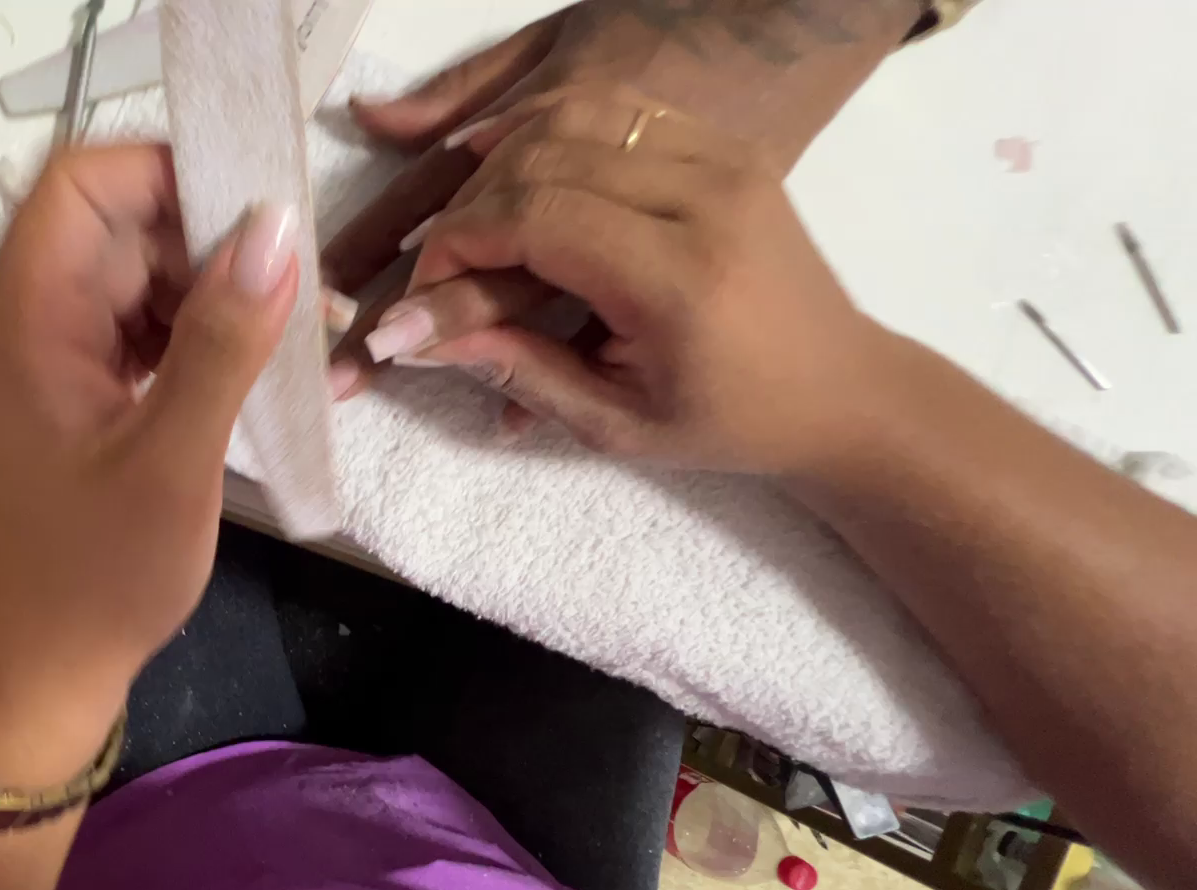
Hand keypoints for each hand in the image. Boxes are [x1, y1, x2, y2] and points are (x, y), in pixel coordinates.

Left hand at [0, 146, 298, 721]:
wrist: (58, 666)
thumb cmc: (105, 576)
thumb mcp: (173, 459)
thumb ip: (222, 342)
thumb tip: (273, 232)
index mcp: (28, 326)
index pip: (80, 187)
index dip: (164, 175)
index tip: (251, 215)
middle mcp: (30, 329)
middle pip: (115, 233)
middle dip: (205, 244)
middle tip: (290, 290)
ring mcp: (54, 367)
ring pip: (133, 285)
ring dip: (207, 296)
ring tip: (280, 335)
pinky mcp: (79, 401)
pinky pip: (137, 337)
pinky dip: (191, 340)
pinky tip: (242, 369)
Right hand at [324, 0, 922, 396]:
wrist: (838, 389)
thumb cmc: (720, 424)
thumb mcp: (608, 423)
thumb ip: (512, 368)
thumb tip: (408, 338)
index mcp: (679, 275)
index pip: (534, 218)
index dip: (456, 249)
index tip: (421, 302)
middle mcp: (705, 192)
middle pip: (542, 160)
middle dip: (464, 213)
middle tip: (434, 273)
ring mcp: (719, 155)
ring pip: (570, 118)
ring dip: (496, 165)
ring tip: (463, 224)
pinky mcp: (719, 144)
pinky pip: (610, 109)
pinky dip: (542, 130)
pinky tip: (505, 165)